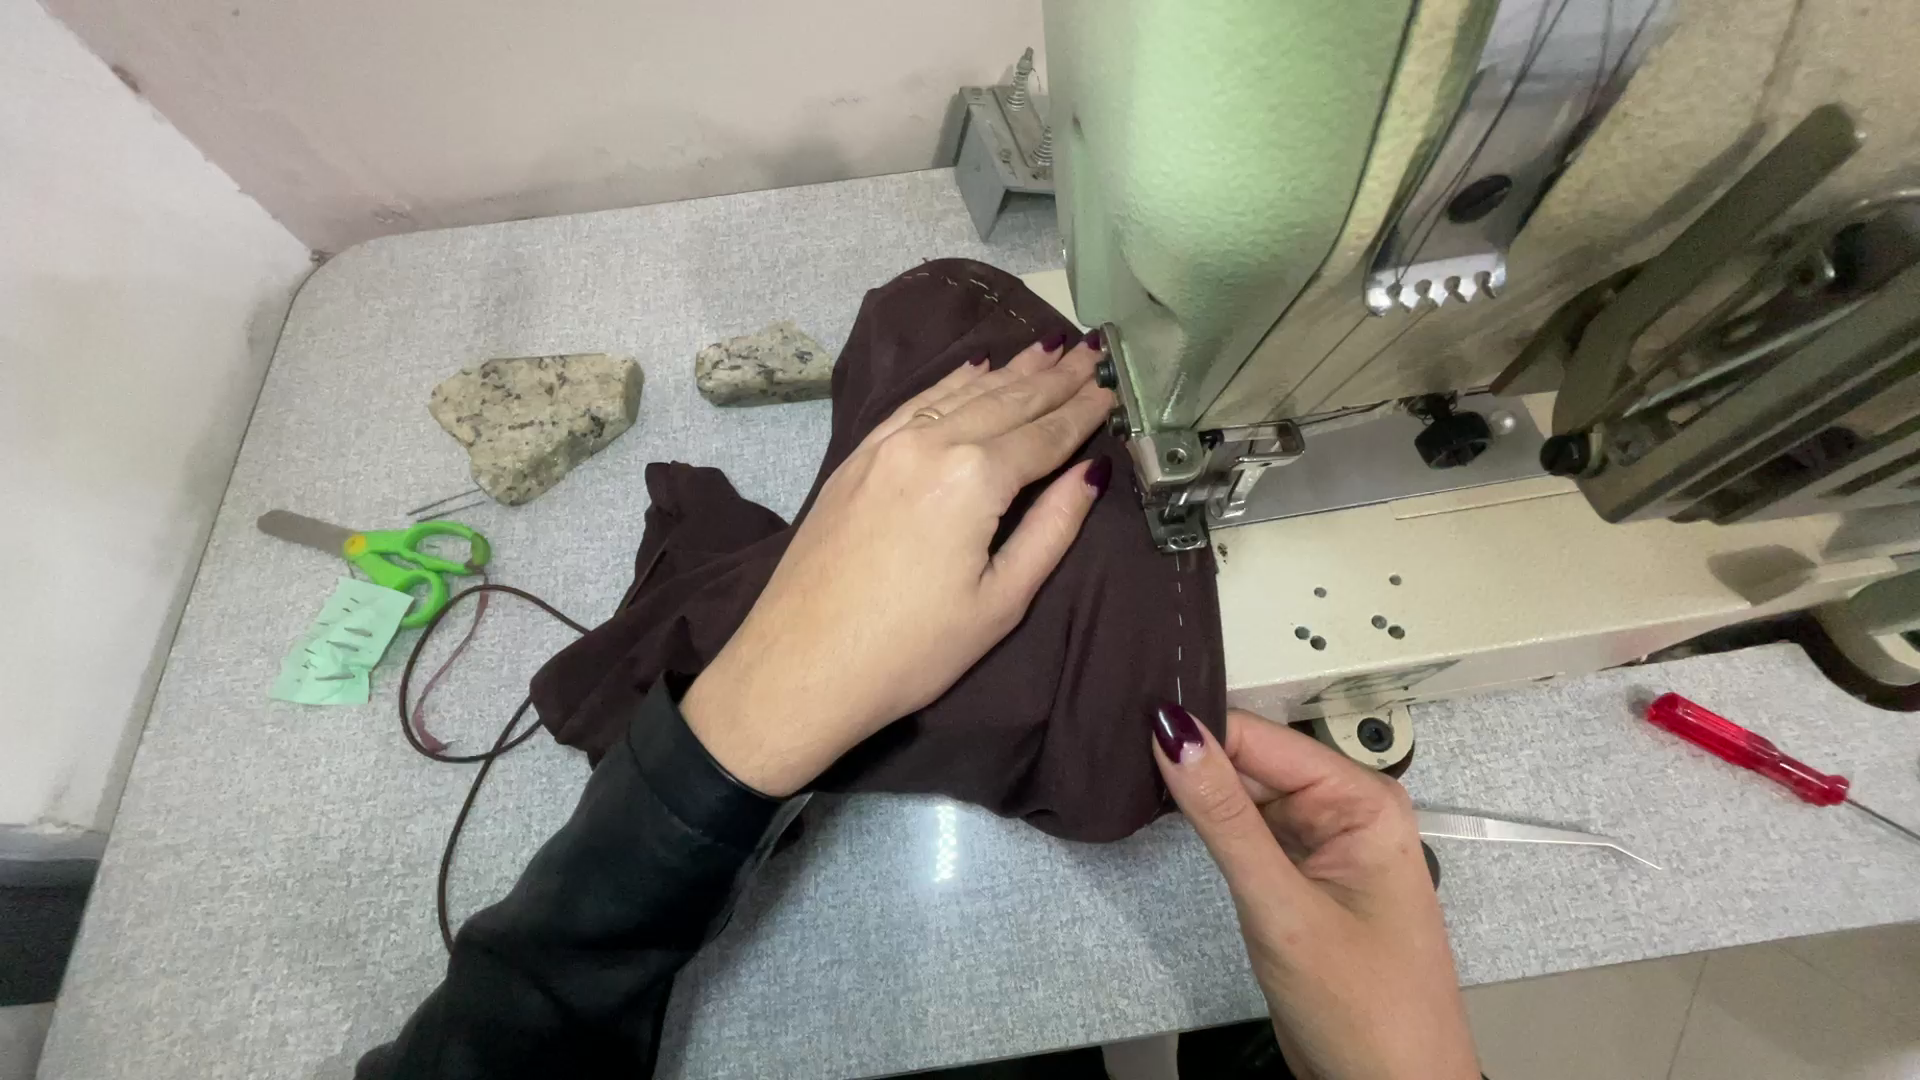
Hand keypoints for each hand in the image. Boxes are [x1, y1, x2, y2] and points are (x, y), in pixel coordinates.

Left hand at [680, 334, 1113, 795]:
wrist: (799, 667)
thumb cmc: (911, 651)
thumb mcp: (1000, 602)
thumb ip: (1051, 529)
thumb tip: (1091, 472)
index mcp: (974, 478)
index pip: (1045, 435)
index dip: (1083, 413)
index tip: (1114, 387)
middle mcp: (931, 443)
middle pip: (1007, 402)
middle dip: (1055, 378)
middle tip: (1093, 351)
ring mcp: (887, 445)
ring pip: (962, 394)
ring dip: (1010, 371)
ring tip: (1047, 349)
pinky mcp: (857, 457)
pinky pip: (917, 402)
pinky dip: (953, 383)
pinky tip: (974, 369)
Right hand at [1151, 703, 1478, 1079]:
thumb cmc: (1358, 1007)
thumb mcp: (1281, 907)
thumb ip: (1222, 816)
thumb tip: (1172, 730)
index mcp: (1360, 798)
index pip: (1261, 739)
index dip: (1197, 730)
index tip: (1128, 723)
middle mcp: (1343, 805)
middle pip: (1252, 759)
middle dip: (1192, 755)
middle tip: (1117, 744)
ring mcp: (1320, 837)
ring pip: (1243, 790)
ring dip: (1195, 786)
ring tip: (1128, 766)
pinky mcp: (1297, 866)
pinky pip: (1246, 824)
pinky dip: (1207, 818)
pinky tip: (1164, 804)